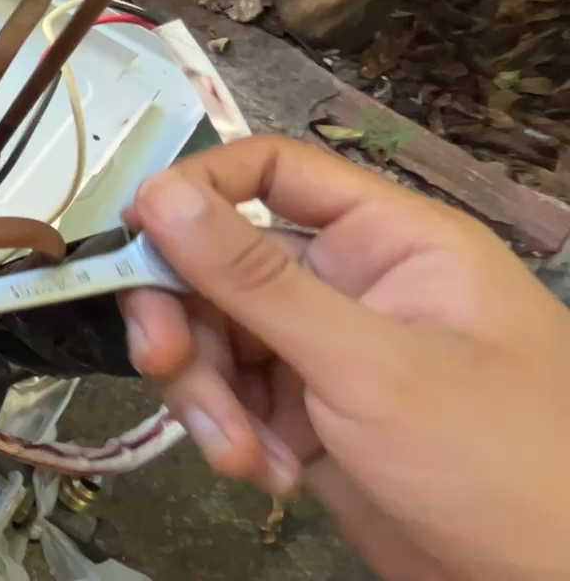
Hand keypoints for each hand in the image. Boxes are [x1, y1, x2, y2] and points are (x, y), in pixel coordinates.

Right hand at [120, 135, 569, 578]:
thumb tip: (153, 191)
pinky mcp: (292, 400)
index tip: (135, 230)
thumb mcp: (367, 366)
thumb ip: (252, 276)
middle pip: (212, 260)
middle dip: (180, 317)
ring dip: (202, 389)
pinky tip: (262, 470)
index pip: (268, 170)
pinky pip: (220, 384)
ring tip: (236, 452)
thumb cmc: (505, 470)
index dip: (195, 188)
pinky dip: (226, 427)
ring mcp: (312, 341)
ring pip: (204, 327)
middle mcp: (341, 279)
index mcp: (385, 242)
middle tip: (160, 360)